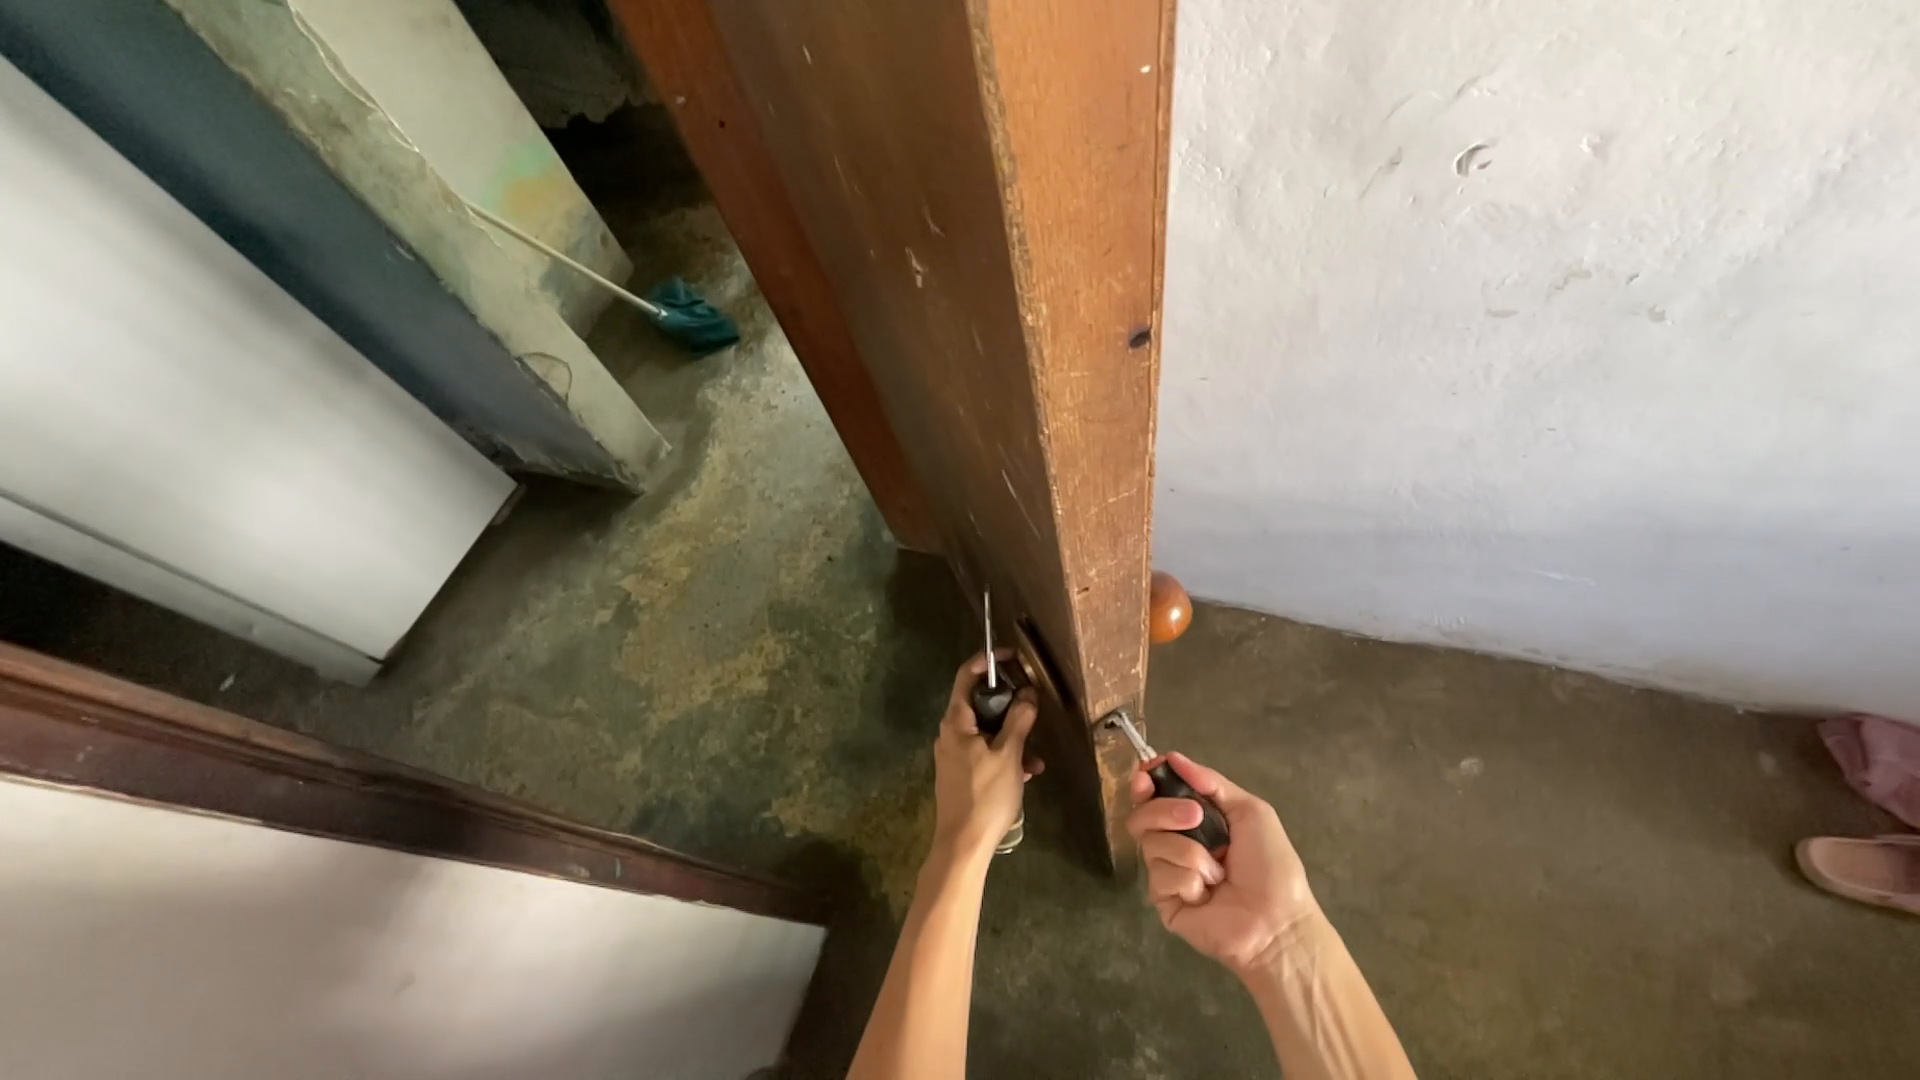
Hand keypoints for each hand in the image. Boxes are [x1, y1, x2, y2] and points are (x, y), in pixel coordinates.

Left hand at [931, 651, 1042, 858]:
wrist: (963, 845)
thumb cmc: (985, 795)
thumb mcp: (1009, 754)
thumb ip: (1019, 720)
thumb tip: (1027, 693)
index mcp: (955, 721)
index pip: (966, 676)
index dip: (987, 661)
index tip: (1011, 656)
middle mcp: (950, 733)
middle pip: (980, 704)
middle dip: (1010, 706)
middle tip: (1033, 707)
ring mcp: (954, 754)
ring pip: (987, 732)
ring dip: (1013, 737)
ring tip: (1036, 755)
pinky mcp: (961, 774)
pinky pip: (986, 753)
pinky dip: (1006, 757)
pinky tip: (1028, 772)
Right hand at [1126, 753, 1319, 975]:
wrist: (1278, 922)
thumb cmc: (1272, 866)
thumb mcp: (1250, 812)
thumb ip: (1210, 782)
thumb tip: (1172, 757)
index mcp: (1194, 820)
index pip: (1155, 795)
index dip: (1145, 782)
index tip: (1146, 776)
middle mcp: (1176, 842)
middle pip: (1142, 814)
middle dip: (1165, 810)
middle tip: (1194, 817)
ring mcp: (1167, 872)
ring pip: (1152, 844)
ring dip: (1189, 853)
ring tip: (1217, 872)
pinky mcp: (1163, 901)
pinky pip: (1160, 876)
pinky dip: (1188, 880)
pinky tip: (1207, 894)